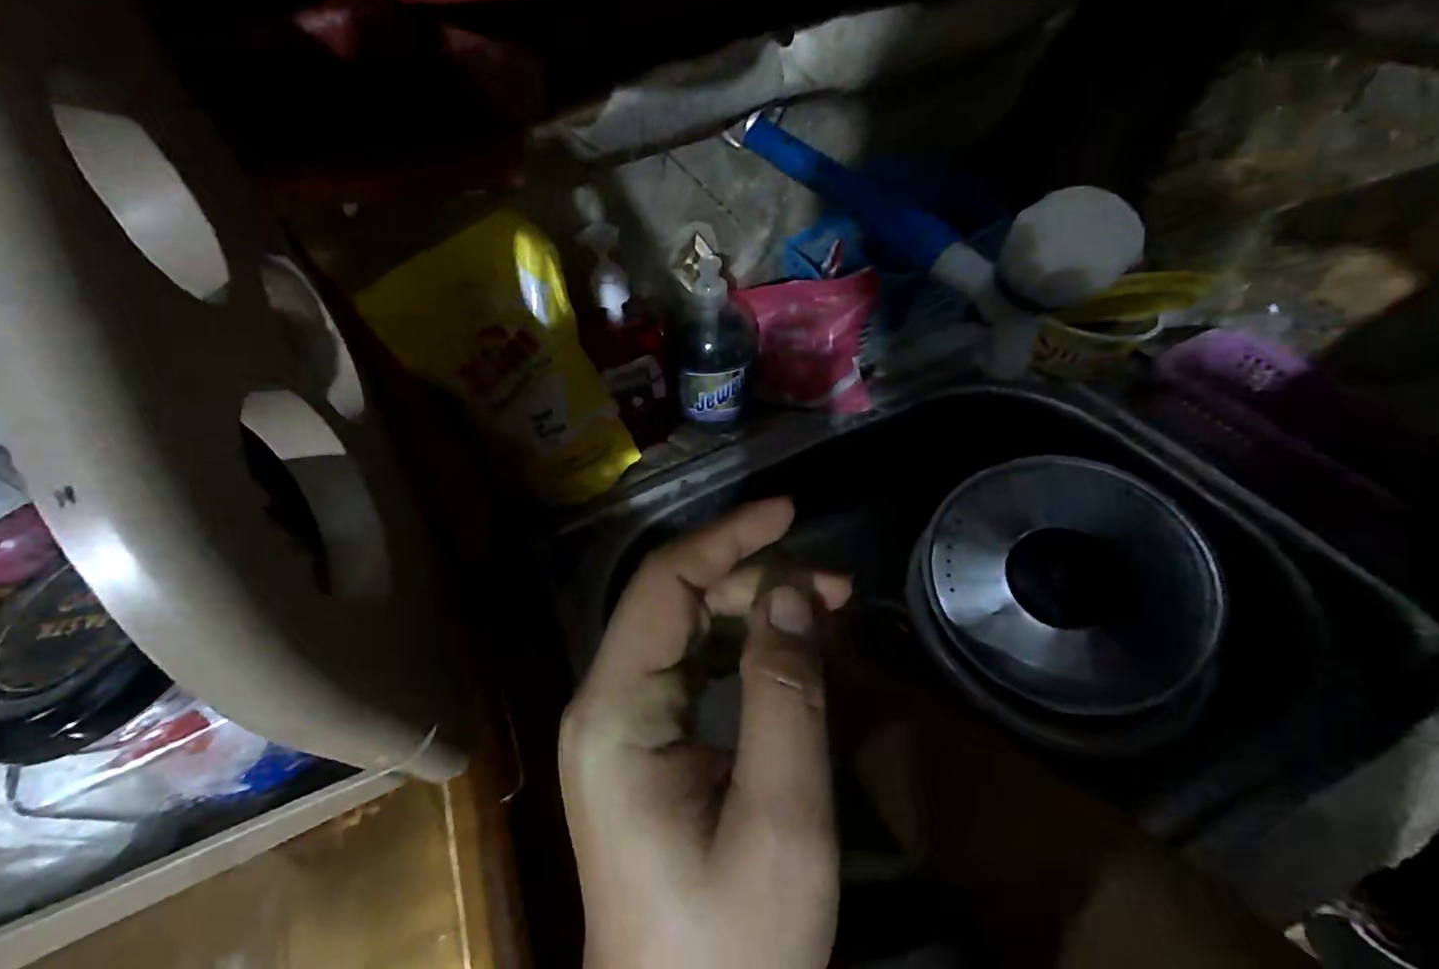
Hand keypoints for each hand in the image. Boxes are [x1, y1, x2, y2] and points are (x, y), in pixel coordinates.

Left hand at [559, 498, 851, 968]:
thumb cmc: (732, 940)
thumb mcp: (780, 818)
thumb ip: (786, 695)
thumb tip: (793, 591)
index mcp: (617, 712)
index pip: (665, 584)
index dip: (727, 537)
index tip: (789, 511)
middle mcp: (605, 704)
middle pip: (674, 600)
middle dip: (751, 574)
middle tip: (833, 584)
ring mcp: (620, 725)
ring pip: (684, 628)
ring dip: (751, 606)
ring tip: (824, 606)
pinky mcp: (642, 745)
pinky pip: (690, 666)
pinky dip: (740, 643)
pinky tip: (787, 645)